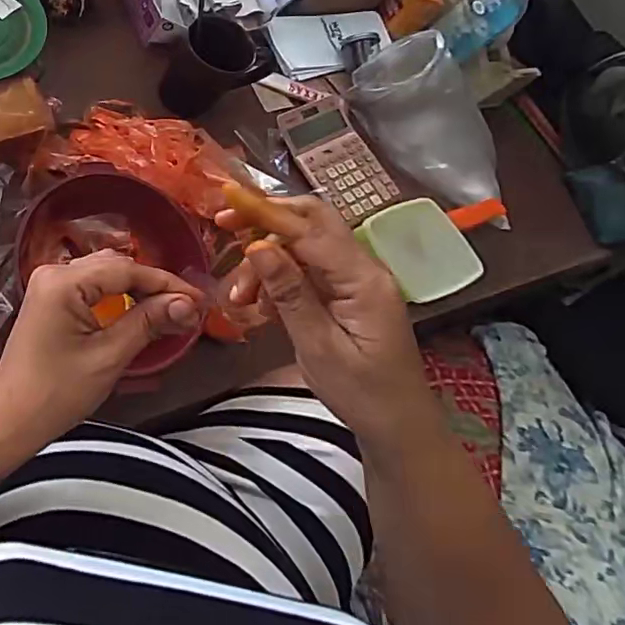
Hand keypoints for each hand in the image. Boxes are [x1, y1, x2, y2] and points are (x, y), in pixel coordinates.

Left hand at [0, 251, 201, 442]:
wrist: (13, 417)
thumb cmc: (56, 392)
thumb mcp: (109, 357)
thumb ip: (148, 323)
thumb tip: (186, 304)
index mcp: (63, 281)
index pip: (126, 269)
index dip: (166, 283)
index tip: (198, 299)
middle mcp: (53, 272)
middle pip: (114, 266)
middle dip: (153, 284)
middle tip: (187, 307)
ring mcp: (48, 284)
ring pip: (103, 273)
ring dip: (136, 288)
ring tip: (169, 309)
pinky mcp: (49, 298)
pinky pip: (89, 285)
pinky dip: (116, 295)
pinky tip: (137, 310)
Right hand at [216, 196, 432, 439]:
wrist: (399, 427)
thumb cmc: (363, 394)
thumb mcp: (319, 347)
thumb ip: (290, 293)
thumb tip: (258, 247)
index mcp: (363, 280)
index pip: (310, 230)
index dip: (267, 210)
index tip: (229, 196)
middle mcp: (362, 268)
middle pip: (310, 220)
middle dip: (264, 218)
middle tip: (224, 227)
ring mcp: (353, 277)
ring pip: (300, 243)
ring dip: (264, 259)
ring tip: (240, 297)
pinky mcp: (343, 289)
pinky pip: (304, 266)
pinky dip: (275, 275)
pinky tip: (259, 304)